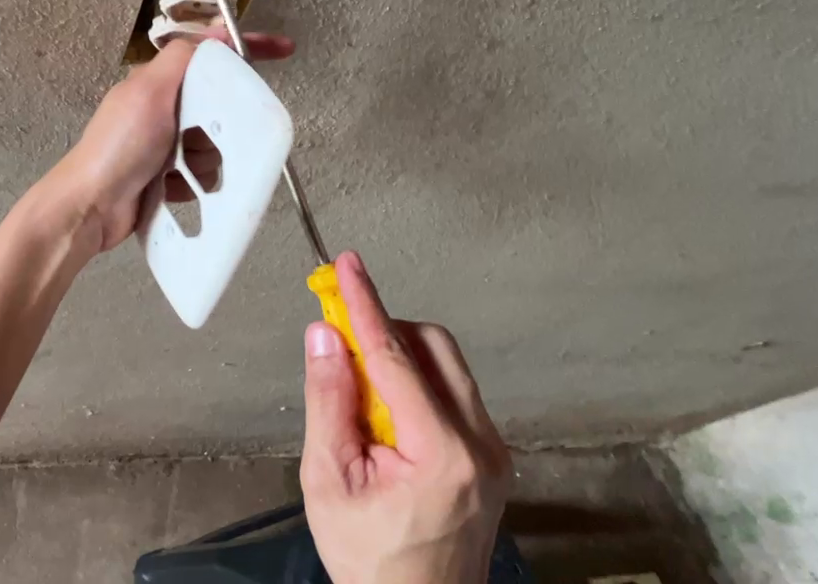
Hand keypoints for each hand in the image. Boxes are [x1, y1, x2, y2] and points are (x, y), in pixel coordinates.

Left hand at [49, 28, 293, 252]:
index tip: (283, 49)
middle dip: (219, 126)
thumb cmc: (119, 146)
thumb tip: (214, 34)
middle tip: (198, 141)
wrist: (92, 206)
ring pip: (214, 143)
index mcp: (156, 83)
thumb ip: (181, 59)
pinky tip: (175, 188)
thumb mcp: (149, 91)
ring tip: (181, 170)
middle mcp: (161, 110)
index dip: (246, 50)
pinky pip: (203, 173)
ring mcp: (163, 145)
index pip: (208, 56)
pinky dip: (195, 182)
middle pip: (218, 106)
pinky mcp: (166, 177)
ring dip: (205, 159)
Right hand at [301, 252, 511, 583]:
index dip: (364, 304)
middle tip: (340, 337)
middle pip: (434, 346)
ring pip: (447, 365)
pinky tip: (385, 414)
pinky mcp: (492, 456)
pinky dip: (415, 382)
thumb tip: (323, 334)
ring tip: (359, 389)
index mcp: (441, 453)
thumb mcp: (328, 480)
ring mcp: (494, 450)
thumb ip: (328, 400)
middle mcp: (481, 444)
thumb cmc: (367, 557)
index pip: (395, 356)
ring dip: (399, 355)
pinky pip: (453, 391)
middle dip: (385, 329)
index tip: (347, 264)